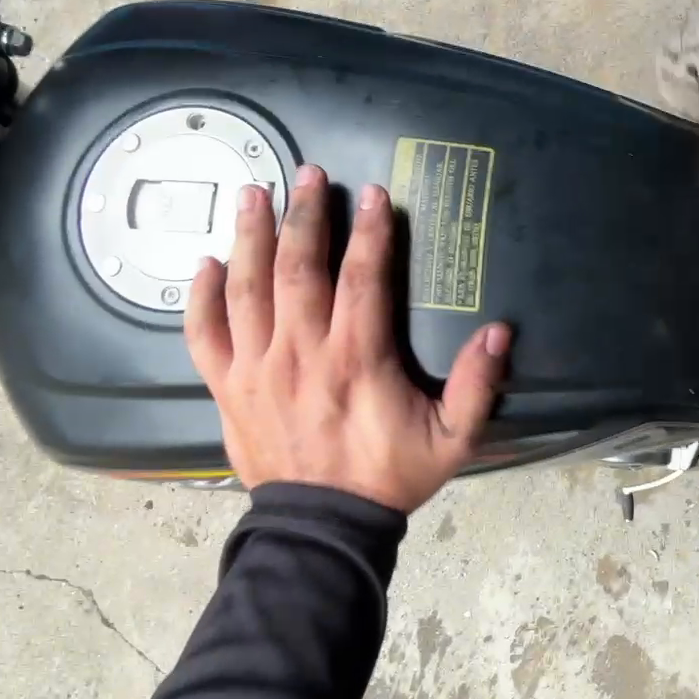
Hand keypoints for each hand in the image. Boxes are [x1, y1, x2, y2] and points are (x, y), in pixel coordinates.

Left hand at [185, 164, 508, 513]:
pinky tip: (206, 263)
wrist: (324, 524)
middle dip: (305, 216)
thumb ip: (477, 385)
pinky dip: (199, 294)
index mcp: (357, 358)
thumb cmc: (392, 474)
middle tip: (308, 174)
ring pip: (246, 288)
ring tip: (255, 194)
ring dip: (251, 236)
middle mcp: (301, 352)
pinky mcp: (225, 387)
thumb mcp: (454, 438)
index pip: (361, 279)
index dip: (369, 233)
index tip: (371, 195)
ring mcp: (255, 368)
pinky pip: (202, 332)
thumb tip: (498, 332)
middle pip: (297, 269)